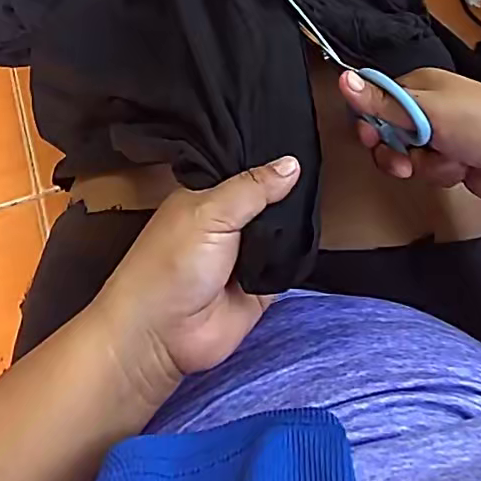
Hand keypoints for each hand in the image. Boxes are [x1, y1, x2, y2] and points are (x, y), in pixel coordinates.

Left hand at [93, 157, 299, 385]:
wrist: (160, 337)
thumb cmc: (167, 268)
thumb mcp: (210, 213)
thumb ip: (252, 188)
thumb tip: (291, 164)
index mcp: (208, 196)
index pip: (245, 169)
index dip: (269, 159)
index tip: (301, 142)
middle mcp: (229, 222)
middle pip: (270, 199)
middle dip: (290, 191)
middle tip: (319, 170)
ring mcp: (247, 254)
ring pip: (284, 230)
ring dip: (297, 223)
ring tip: (320, 203)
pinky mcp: (263, 284)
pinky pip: (290, 264)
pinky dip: (300, 255)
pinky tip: (314, 239)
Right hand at [338, 68, 480, 203]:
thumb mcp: (428, 112)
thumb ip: (383, 102)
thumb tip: (343, 79)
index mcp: (421, 85)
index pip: (377, 98)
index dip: (369, 119)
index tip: (370, 136)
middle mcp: (428, 107)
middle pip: (387, 129)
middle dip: (393, 148)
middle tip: (404, 159)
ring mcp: (440, 134)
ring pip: (405, 154)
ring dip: (421, 163)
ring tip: (444, 162)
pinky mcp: (451, 160)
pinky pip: (426, 169)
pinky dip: (440, 172)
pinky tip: (461, 168)